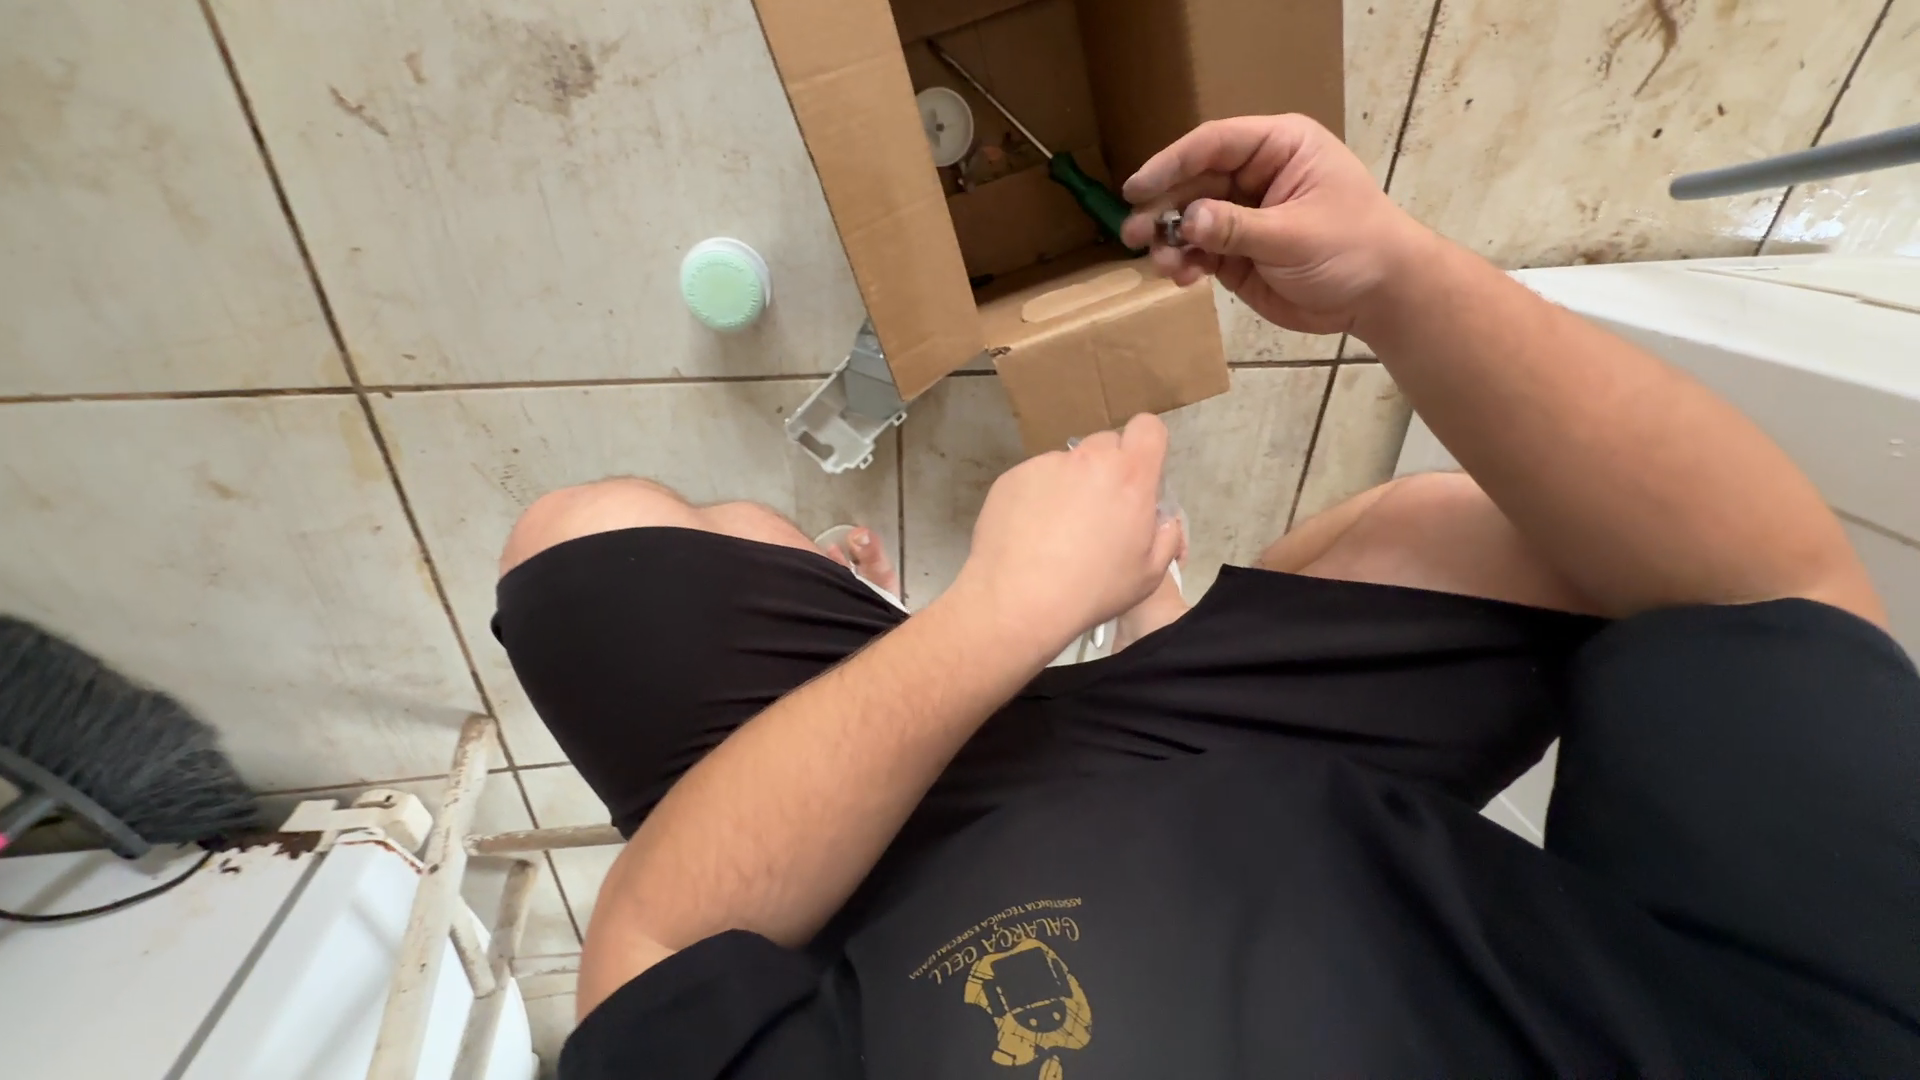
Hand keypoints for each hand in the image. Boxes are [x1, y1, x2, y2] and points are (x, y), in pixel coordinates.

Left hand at [952, 414, 1183, 648]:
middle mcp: (1087, 459)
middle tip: (1099, 512)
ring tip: (1056, 531)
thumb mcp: (1149, 574)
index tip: (1140, 475)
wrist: (1016, 601)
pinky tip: (1030, 533)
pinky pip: (1035, 479)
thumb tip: (1162, 519)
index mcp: (1130, 476)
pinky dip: (1037, 497)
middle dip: (1108, 471)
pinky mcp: (1012, 477)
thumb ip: (1166, 536)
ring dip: (1070, 486)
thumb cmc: (1091, 591)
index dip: (1147, 446)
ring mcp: (1045, 465)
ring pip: (1068, 465)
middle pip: (1106, 445)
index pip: (1148, 428)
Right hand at [1119, 114, 1431, 334]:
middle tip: (1131, 235)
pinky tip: (1183, 280)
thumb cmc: (1351, 248)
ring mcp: (1242, 218)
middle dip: (1163, 210)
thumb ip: (1237, 228)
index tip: (1138, 188)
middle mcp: (1254, 177)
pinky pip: (1198, 254)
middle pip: (1193, 184)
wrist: (1376, 296)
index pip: (1214, 145)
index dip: (1172, 163)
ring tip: (1161, 265)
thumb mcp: (1294, 234)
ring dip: (1170, 243)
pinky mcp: (1235, 255)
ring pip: (1190, 222)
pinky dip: (1185, 266)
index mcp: (1278, 148)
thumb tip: (1187, 221)